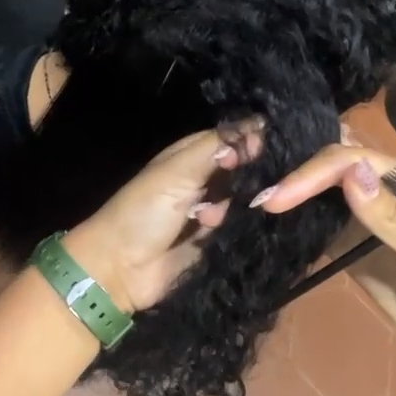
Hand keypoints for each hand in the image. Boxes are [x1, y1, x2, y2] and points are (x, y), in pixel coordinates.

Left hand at [63, 129, 246, 312]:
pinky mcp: (217, 242)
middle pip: (241, 170)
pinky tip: (231, 232)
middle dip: (250, 176)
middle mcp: (201, 180)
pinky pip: (242, 230)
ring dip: (240, 207)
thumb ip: (214, 149)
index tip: (275, 146)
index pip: (228, 138)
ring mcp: (210, 213)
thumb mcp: (176, 173)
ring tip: (211, 219)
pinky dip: (243, 230)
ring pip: (245, 200)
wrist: (121, 270)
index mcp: (187, 156)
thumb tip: (257, 125)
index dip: (250, 139)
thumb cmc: (142, 213)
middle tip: (243, 188)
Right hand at [255, 144, 395, 361]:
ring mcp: (364, 215)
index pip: (350, 161)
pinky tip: (268, 219)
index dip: (312, 174)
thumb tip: (350, 171)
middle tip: (257, 198)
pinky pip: (317, 222)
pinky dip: (294, 218)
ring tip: (252, 202)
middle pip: (329, 167)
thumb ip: (393, 215)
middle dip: (293, 176)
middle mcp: (383, 188)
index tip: (279, 198)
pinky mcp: (350, 241)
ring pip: (320, 190)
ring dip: (289, 192)